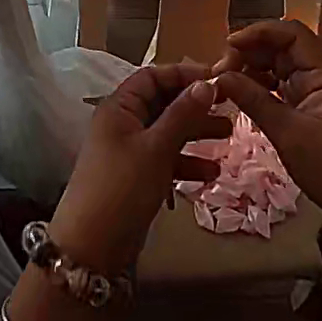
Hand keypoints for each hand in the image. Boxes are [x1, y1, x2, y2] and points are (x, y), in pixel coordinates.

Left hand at [49, 62, 231, 275]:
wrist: (92, 246)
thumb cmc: (122, 186)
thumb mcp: (156, 147)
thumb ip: (182, 114)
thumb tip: (207, 83)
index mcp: (120, 107)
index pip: (152, 77)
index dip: (183, 74)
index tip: (216, 78)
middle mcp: (124, 123)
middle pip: (162, 103)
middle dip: (194, 105)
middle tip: (229, 105)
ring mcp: (130, 151)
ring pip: (168, 132)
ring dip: (196, 133)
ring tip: (228, 135)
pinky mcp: (138, 177)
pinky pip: (166, 160)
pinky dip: (187, 163)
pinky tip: (212, 173)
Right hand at [211, 20, 321, 229]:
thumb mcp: (289, 134)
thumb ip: (254, 100)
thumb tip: (220, 77)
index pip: (291, 33)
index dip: (258, 33)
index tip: (228, 47)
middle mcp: (321, 73)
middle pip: (281, 46)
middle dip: (249, 52)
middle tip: (221, 73)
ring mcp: (316, 89)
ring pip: (277, 64)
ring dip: (251, 69)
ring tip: (225, 84)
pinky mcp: (310, 105)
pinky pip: (280, 84)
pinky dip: (259, 86)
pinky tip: (240, 96)